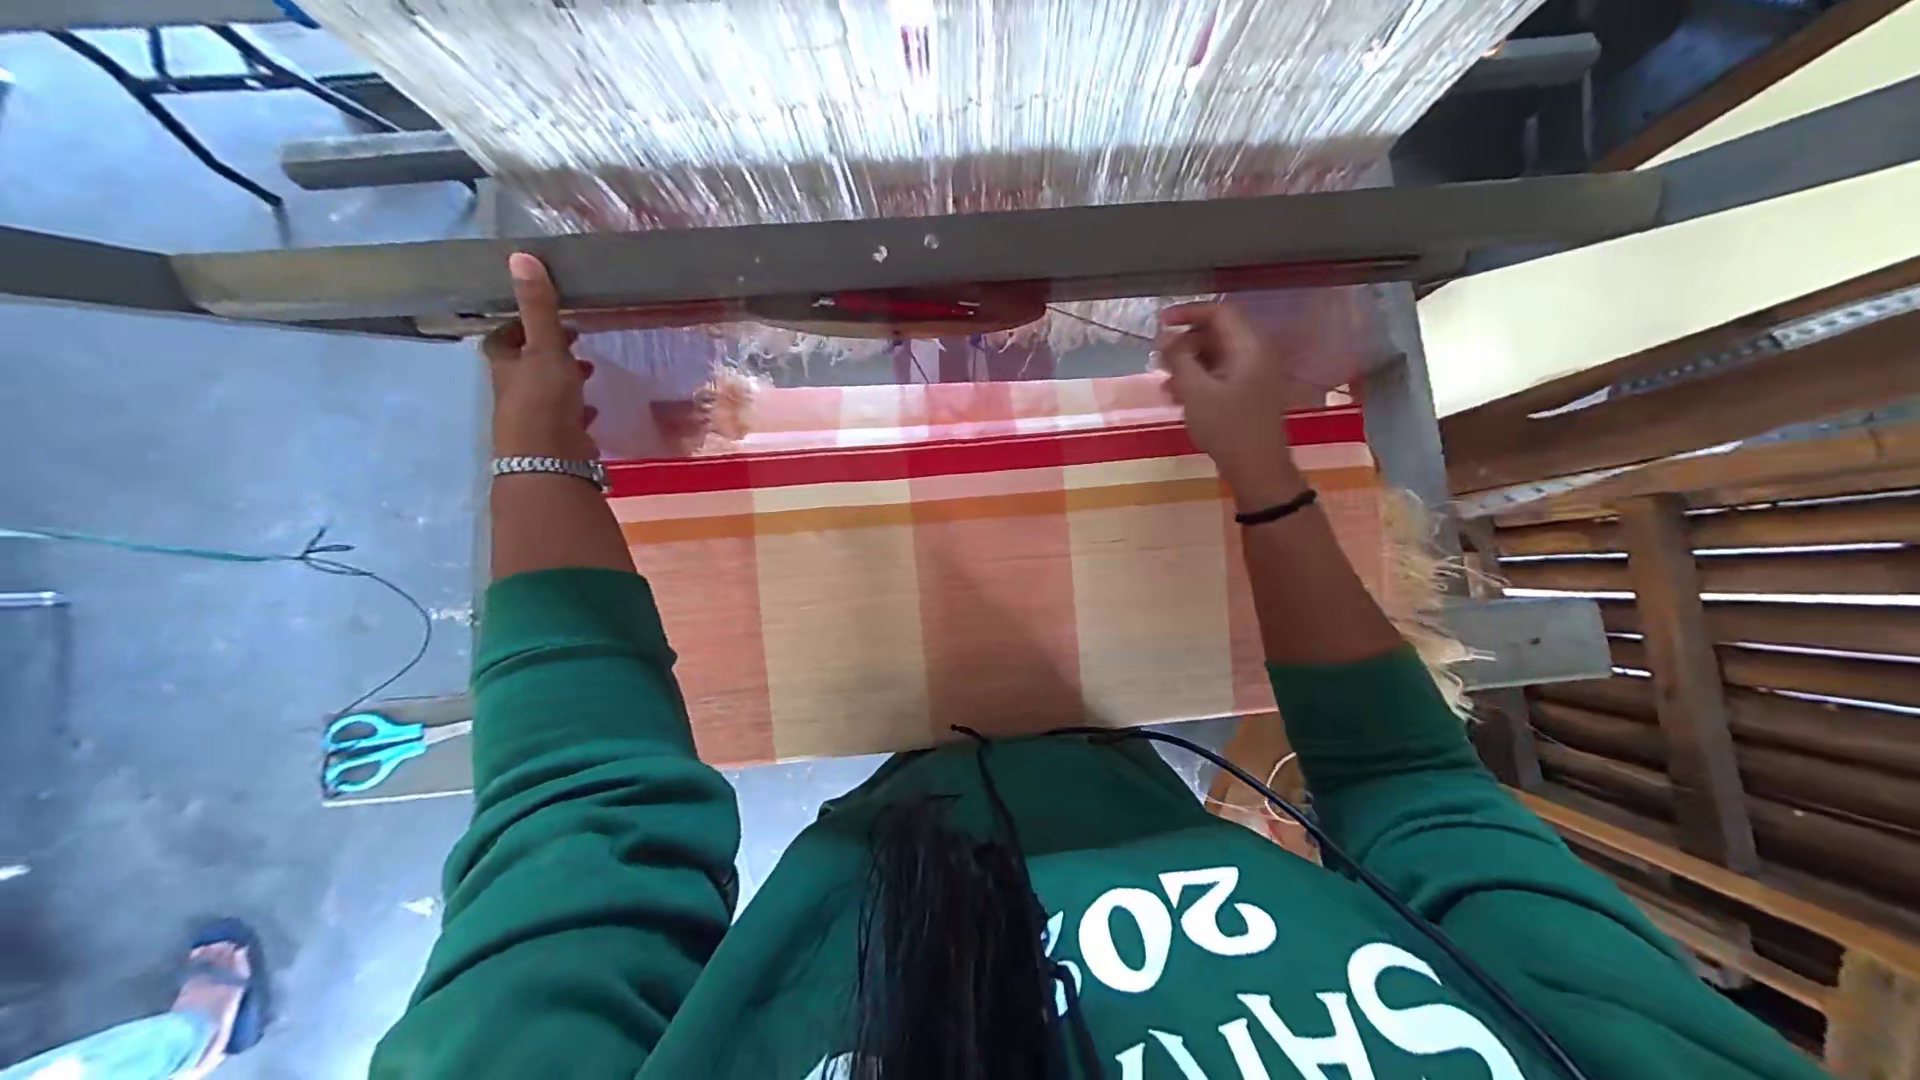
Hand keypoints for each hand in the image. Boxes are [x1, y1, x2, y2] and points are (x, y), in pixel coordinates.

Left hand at [484, 253, 598, 460]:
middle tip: (573, 341)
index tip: (544, 316)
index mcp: (506, 365)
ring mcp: (535, 417)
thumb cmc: (543, 400)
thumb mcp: (544, 348)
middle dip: (546, 352)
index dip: (518, 325)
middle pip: (524, 365)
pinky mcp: (557, 438)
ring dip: (564, 380)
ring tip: (588, 370)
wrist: (549, 459)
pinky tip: (593, 408)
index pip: (503, 338)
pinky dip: (578, 410)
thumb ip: (538, 307)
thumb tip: (520, 256)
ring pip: (546, 392)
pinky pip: (566, 418)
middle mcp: (515, 390)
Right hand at [1157, 302, 1306, 511]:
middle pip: (1216, 333)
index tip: (1160, 323)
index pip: (1219, 312)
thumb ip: (1179, 359)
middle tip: (1158, 359)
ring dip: (1188, 363)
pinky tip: (1177, 396)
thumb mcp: (1196, 392)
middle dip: (1184, 343)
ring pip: (1215, 355)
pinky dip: (1198, 379)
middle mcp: (1255, 354)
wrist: (1257, 468)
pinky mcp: (1248, 393)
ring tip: (1164, 382)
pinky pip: (1219, 374)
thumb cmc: (1227, 427)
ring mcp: (1253, 375)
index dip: (1188, 312)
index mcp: (1249, 347)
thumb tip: (1165, 336)